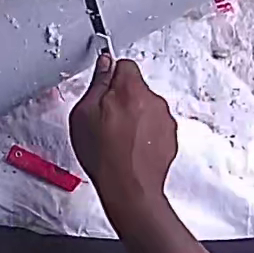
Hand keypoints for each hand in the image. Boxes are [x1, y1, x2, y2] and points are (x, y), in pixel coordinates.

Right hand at [70, 52, 176, 221]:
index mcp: (131, 90)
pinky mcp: (170, 137)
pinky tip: (129, 148)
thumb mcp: (83, 115)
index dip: (110, 77)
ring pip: (146, 108)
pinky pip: (154, 126)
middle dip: (122, 99)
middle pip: (136, 88)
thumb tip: (104, 65)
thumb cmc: (105, 156)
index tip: (103, 89)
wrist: (129, 188)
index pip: (124, 65)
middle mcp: (153, 100)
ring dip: (134, 117)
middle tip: (105, 120)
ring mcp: (164, 120)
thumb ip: (97, 84)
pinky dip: (144, 133)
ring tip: (117, 138)